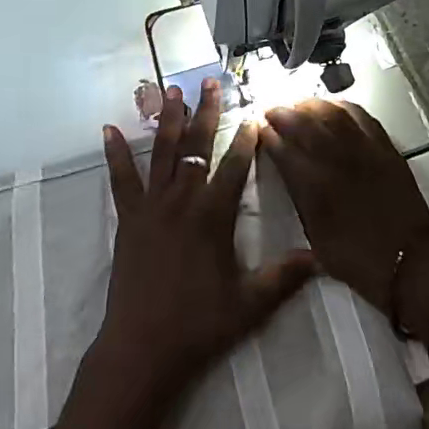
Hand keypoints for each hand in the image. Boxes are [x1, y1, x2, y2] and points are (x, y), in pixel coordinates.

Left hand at [96, 80, 315, 405]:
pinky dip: (115, 153)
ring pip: (162, 153)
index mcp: (212, 218)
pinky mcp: (127, 218)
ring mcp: (151, 206)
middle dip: (205, 113)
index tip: (253, 115)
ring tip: (171, 90)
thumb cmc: (199, 325)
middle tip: (211, 82)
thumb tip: (320, 257)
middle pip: (196, 147)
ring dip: (167, 120)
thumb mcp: (250, 305)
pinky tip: (108, 128)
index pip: (234, 168)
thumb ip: (284, 277)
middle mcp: (181, 202)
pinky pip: (120, 179)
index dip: (246, 140)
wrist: (143, 346)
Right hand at [259, 99, 428, 317]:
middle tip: (271, 111)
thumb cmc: (357, 258)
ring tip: (297, 105)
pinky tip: (331, 107)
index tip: (259, 129)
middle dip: (282, 113)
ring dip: (309, 105)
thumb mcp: (315, 234)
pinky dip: (341, 106)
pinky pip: (360, 116)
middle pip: (303, 122)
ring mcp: (363, 150)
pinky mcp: (385, 148)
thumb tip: (288, 170)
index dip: (267, 135)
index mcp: (314, 185)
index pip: (282, 148)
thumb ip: (299, 197)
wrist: (411, 264)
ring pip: (331, 112)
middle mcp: (336, 160)